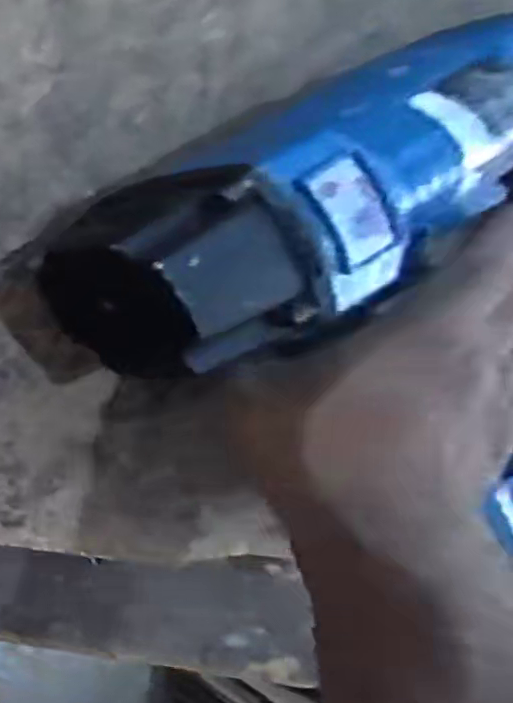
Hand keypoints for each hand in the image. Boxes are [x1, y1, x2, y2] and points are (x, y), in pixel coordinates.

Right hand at [230, 208, 512, 565]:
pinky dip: (480, 336)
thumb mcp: (251, 393)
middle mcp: (493, 340)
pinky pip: (499, 354)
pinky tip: (434, 350)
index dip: (502, 200)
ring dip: (484, 292)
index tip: (474, 177)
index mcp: (439, 323)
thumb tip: (217, 319)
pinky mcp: (501, 412)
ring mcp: (505, 379)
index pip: (503, 241)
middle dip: (492, 242)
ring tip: (430, 283)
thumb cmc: (319, 447)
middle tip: (442, 222)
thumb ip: (243, 349)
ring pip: (509, 315)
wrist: (385, 525)